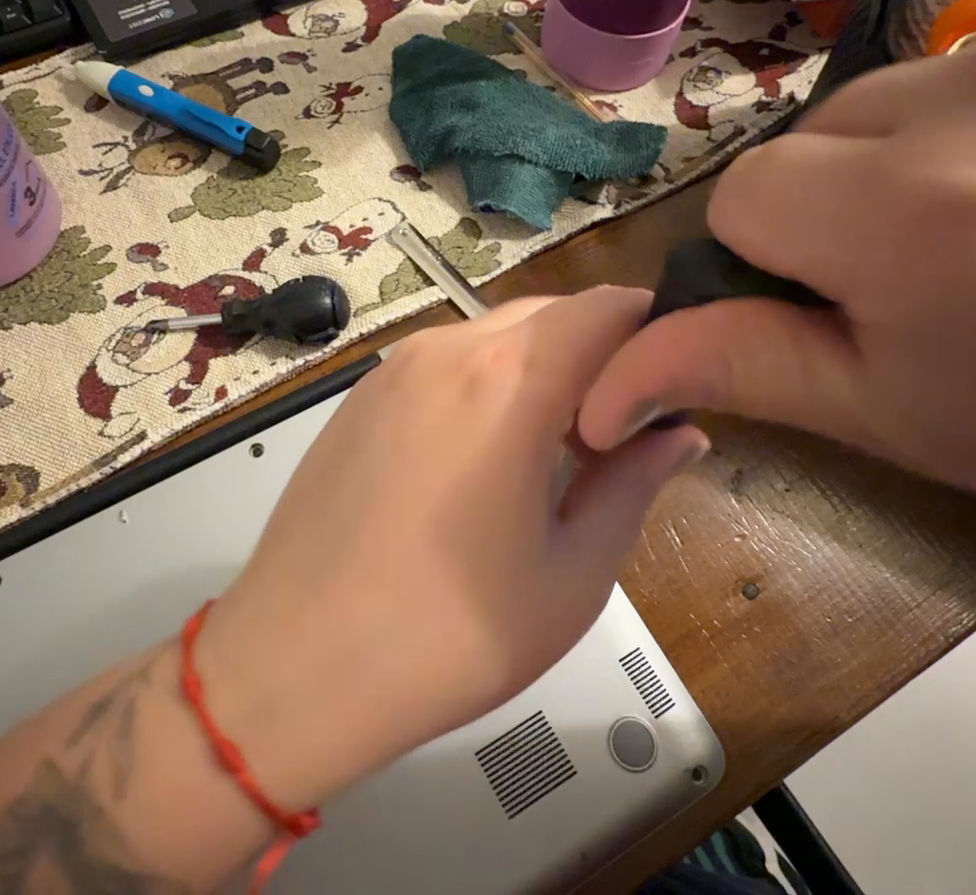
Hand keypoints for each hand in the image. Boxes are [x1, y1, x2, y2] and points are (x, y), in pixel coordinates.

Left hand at [196, 288, 708, 808]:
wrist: (295, 667)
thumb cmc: (448, 637)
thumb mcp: (572, 574)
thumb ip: (634, 485)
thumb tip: (681, 433)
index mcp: (509, 381)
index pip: (606, 308)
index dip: (653, 335)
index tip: (672, 388)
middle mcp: (445, 351)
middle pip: (549, 315)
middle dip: (598, 356)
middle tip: (615, 435)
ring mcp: (390, 371)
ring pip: (492, 337)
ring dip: (539, 371)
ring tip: (549, 453)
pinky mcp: (357, 400)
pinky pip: (442, 366)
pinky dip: (483, 386)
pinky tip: (478, 460)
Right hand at [580, 0, 975, 552]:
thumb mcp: (910, 419)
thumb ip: (749, 368)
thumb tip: (613, 375)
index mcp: (911, 219)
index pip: (745, 194)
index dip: (778, 251)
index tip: (845, 293)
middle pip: (828, 129)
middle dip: (852, 198)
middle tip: (944, 266)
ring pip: (924, 84)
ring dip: (945, 148)